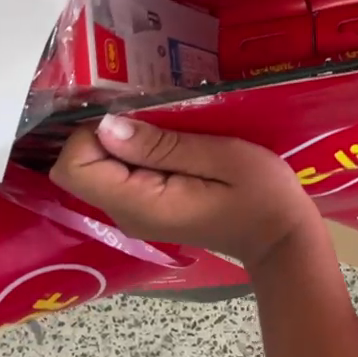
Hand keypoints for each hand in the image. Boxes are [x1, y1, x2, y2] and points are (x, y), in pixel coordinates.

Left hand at [50, 115, 324, 268]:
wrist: (282, 236)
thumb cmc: (264, 196)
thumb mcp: (225, 159)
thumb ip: (166, 145)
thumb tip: (108, 126)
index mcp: (141, 204)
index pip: (75, 167)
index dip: (93, 135)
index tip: (140, 120)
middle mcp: (125, 214)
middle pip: (83, 168)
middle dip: (112, 136)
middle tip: (164, 121)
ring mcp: (135, 215)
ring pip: (101, 170)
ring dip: (129, 145)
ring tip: (176, 133)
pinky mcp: (147, 210)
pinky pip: (123, 177)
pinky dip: (140, 157)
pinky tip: (178, 150)